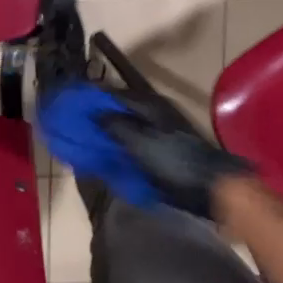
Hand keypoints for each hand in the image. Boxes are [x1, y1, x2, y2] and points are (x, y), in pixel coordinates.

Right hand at [38, 84, 250, 217]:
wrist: (214, 189)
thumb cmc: (175, 162)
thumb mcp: (140, 143)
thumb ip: (115, 125)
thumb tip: (93, 112)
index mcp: (149, 105)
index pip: (112, 93)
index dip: (91, 98)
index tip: (69, 105)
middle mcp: (154, 113)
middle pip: (119, 110)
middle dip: (97, 116)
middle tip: (73, 127)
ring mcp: (161, 132)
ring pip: (126, 127)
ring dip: (107, 134)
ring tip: (86, 143)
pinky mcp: (165, 151)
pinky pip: (135, 144)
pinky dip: (120, 148)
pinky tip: (108, 159)